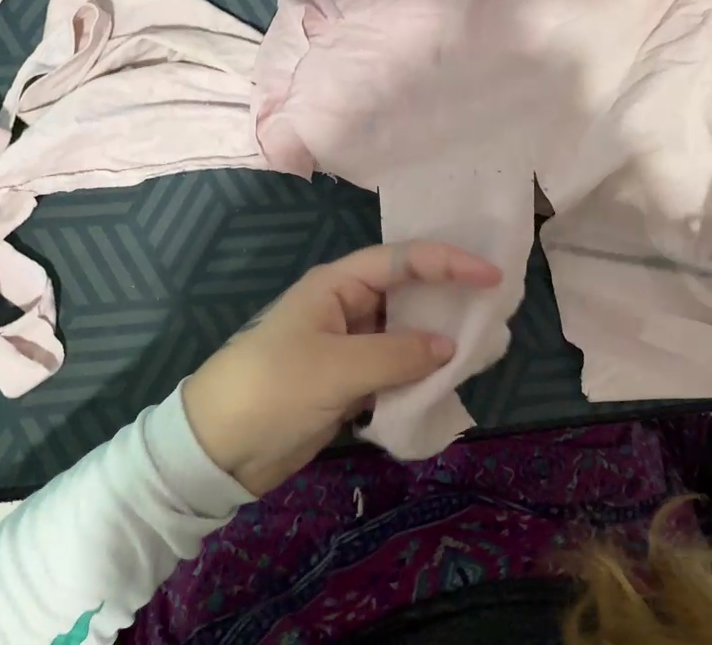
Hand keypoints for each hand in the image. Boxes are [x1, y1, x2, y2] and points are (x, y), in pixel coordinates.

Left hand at [183, 241, 501, 494]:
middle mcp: (346, 307)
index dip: (448, 262)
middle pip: (407, 293)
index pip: (401, 260)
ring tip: (482, 346)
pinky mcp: (348, 383)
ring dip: (437, 341)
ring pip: (405, 334)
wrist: (217, 452)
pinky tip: (448, 381)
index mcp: (337, 285)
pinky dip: (420, 375)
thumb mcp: (337, 368)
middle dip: (448, 299)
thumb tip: (449, 346)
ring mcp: (348, 347)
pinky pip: (395, 369)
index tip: (491, 276)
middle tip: (494, 309)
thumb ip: (399, 354)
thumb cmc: (273, 390)